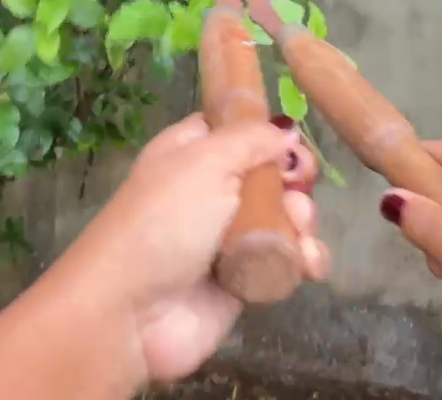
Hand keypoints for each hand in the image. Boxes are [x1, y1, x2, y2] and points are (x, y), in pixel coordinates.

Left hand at [50, 114, 329, 382]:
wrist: (132, 312)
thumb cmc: (165, 220)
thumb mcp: (204, 162)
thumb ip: (249, 139)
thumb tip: (285, 129)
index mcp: (191, 151)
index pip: (237, 129)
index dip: (268, 133)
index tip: (292, 144)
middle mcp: (210, 188)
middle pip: (269, 172)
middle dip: (293, 179)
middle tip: (299, 191)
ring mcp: (228, 234)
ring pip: (284, 215)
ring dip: (303, 221)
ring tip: (300, 233)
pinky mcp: (244, 277)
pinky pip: (286, 259)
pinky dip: (305, 260)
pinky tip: (309, 265)